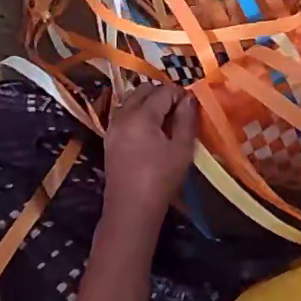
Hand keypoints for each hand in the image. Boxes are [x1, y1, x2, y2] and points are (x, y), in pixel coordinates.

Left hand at [102, 82, 198, 230]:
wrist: (131, 209)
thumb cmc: (161, 180)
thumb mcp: (181, 149)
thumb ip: (186, 120)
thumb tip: (188, 98)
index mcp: (140, 116)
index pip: (163, 91)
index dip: (180, 94)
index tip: (191, 106)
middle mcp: (122, 115)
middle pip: (143, 91)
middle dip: (162, 95)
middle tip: (178, 112)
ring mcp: (112, 127)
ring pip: (131, 101)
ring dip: (148, 104)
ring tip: (165, 123)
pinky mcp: (109, 138)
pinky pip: (124, 115)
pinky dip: (137, 115)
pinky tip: (150, 133)